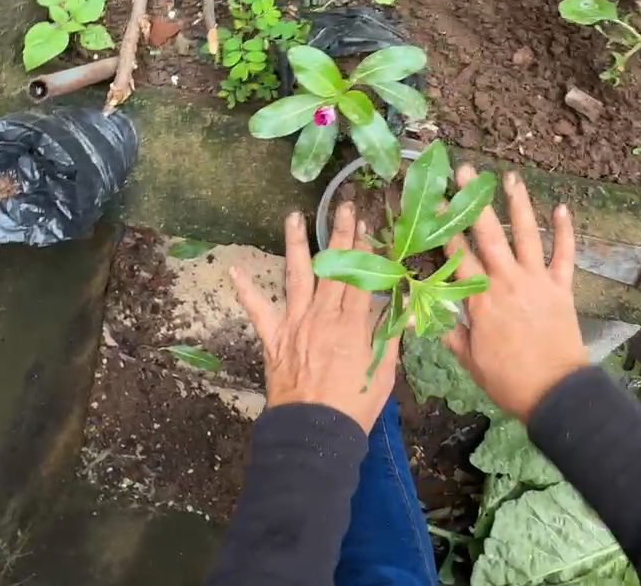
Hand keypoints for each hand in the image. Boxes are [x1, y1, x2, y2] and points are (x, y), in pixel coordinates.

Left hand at [230, 204, 399, 432]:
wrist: (314, 435)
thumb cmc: (354, 405)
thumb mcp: (383, 371)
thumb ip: (391, 333)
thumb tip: (405, 303)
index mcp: (352, 324)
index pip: (360, 276)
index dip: (364, 248)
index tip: (366, 223)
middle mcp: (322, 316)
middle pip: (334, 267)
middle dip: (339, 234)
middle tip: (342, 206)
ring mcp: (295, 324)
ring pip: (297, 276)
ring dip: (296, 244)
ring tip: (293, 217)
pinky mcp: (274, 338)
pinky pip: (258, 311)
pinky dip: (246, 291)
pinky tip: (235, 270)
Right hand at [443, 169, 588, 418]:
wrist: (556, 394)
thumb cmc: (508, 380)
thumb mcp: (470, 360)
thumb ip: (448, 331)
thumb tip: (418, 314)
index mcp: (480, 299)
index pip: (458, 254)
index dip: (446, 226)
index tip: (437, 201)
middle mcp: (506, 281)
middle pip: (488, 234)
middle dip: (474, 201)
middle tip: (466, 172)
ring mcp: (536, 281)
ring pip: (526, 234)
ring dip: (518, 203)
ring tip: (511, 177)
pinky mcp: (561, 287)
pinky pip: (564, 254)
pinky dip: (564, 231)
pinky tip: (562, 207)